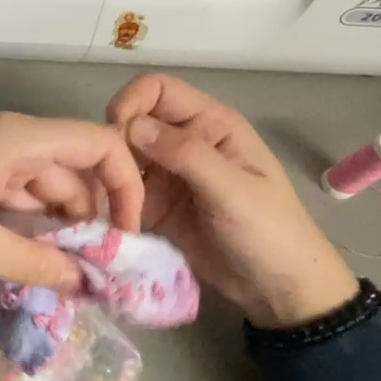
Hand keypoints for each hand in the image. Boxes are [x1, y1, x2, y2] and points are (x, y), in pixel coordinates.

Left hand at [0, 113, 144, 288]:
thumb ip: (35, 263)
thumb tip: (85, 282)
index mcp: (18, 138)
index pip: (99, 145)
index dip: (126, 185)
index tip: (127, 236)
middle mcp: (7, 138)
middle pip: (71, 170)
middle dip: (90, 217)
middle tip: (96, 270)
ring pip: (38, 187)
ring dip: (54, 226)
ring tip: (64, 273)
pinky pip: (8, 195)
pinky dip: (23, 224)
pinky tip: (26, 258)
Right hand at [107, 75, 357, 328]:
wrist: (278, 290)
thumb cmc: (270, 233)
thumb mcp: (233, 191)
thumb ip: (185, 154)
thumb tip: (131, 123)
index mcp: (210, 125)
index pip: (158, 90)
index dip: (132, 103)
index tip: (116, 135)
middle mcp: (183, 143)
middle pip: (131, 123)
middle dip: (113, 145)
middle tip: (108, 181)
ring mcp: (166, 175)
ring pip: (121, 158)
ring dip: (107, 175)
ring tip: (103, 203)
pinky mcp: (153, 206)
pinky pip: (120, 191)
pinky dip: (108, 200)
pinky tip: (104, 217)